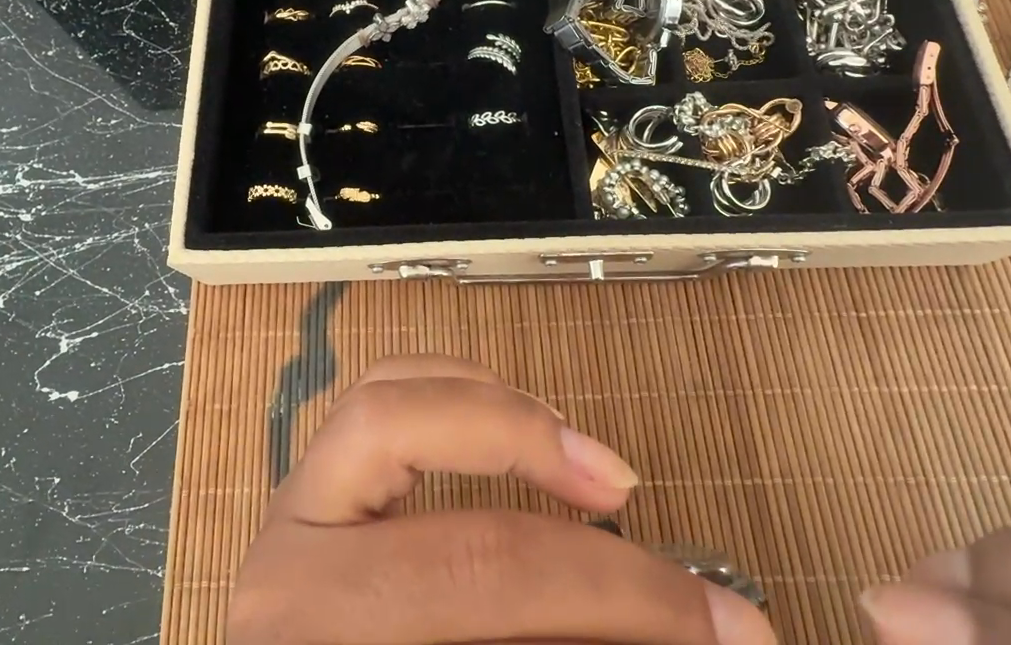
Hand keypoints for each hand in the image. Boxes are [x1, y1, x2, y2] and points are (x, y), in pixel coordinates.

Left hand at [227, 355, 776, 644]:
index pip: (489, 578)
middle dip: (558, 482)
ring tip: (576, 450)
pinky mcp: (308, 483)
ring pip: (389, 398)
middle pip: (440, 486)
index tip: (720, 619)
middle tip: (633, 493)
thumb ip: (555, 628)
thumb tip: (682, 616)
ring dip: (498, 406)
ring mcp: (290, 509)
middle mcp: (290, 569)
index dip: (622, 593)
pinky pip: (378, 398)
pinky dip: (455, 389)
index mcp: (332, 631)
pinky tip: (509, 417)